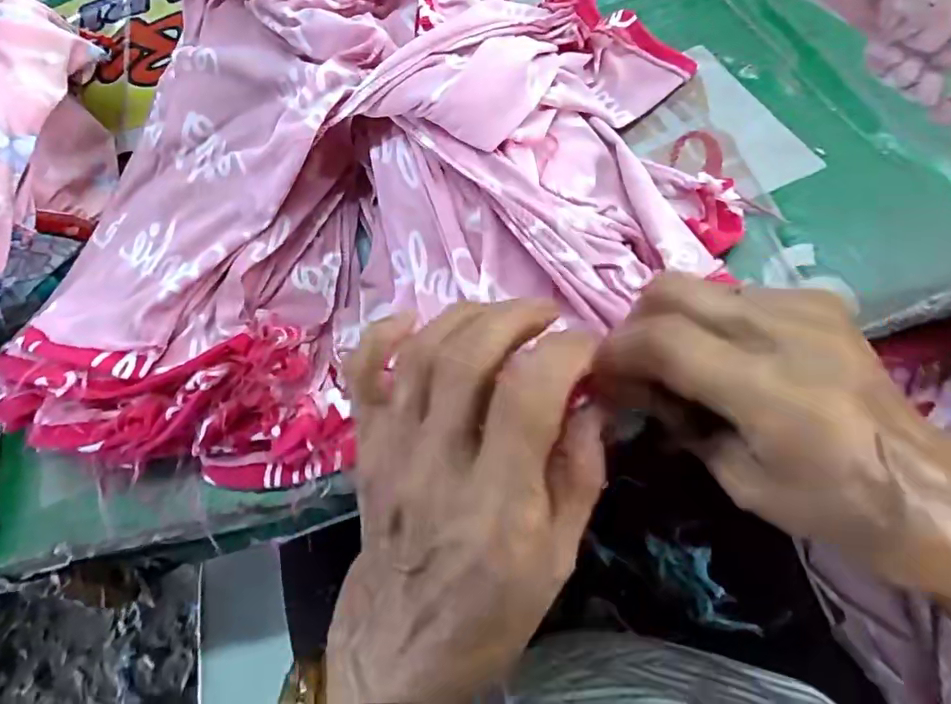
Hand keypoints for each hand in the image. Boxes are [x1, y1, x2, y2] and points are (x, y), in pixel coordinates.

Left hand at [328, 300, 606, 703]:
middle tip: (546, 314)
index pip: (526, 397)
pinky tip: (414, 318)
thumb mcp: (559, 559)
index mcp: (497, 503)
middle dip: (513, 318)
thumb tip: (589, 400)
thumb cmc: (492, 605)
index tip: (587, 344)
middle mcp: (437, 463)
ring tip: (501, 313)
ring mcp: (391, 446)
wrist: (403, 636)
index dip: (563, 353)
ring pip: (420, 354)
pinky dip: (382, 334)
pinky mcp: (364, 440)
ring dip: (464, 316)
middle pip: (466, 360)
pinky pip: (361, 373)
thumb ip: (578, 474)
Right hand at [593, 275, 950, 592]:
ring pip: (698, 284)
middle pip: (669, 290)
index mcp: (769, 389)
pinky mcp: (821, 302)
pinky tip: (732, 351)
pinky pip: (737, 291)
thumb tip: (631, 385)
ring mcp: (807, 308)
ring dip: (672, 317)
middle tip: (635, 362)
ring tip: (682, 358)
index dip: (615, 350)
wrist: (937, 500)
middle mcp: (786, 332)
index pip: (660, 338)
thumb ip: (677, 420)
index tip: (600, 373)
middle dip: (634, 322)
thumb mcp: (738, 480)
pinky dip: (713, 316)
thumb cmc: (836, 508)